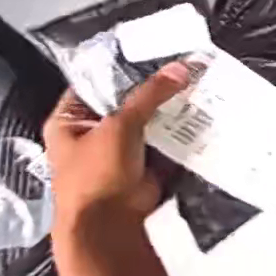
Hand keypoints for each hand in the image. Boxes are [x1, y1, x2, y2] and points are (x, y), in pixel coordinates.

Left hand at [43, 60, 192, 230]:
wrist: (112, 221)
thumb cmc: (98, 173)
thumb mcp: (120, 126)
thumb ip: (150, 95)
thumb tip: (182, 66)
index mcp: (71, 120)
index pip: (98, 83)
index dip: (125, 69)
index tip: (158, 54)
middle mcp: (95, 131)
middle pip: (129, 101)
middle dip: (157, 90)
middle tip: (188, 69)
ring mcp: (122, 147)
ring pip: (151, 120)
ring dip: (172, 110)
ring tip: (202, 86)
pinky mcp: (148, 161)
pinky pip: (166, 139)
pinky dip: (182, 130)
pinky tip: (204, 113)